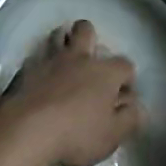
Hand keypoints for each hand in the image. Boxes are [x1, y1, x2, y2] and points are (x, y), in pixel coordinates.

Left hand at [0, 19, 140, 165]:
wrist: (28, 127)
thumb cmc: (77, 134)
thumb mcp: (113, 136)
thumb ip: (130, 119)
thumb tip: (138, 107)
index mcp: (104, 73)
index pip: (125, 64)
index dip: (127, 78)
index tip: (123, 95)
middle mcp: (78, 57)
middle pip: (86, 30)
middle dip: (91, 39)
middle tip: (90, 63)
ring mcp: (50, 58)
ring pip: (58, 34)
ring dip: (63, 42)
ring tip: (65, 62)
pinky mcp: (28, 65)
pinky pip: (38, 54)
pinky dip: (42, 61)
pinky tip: (42, 76)